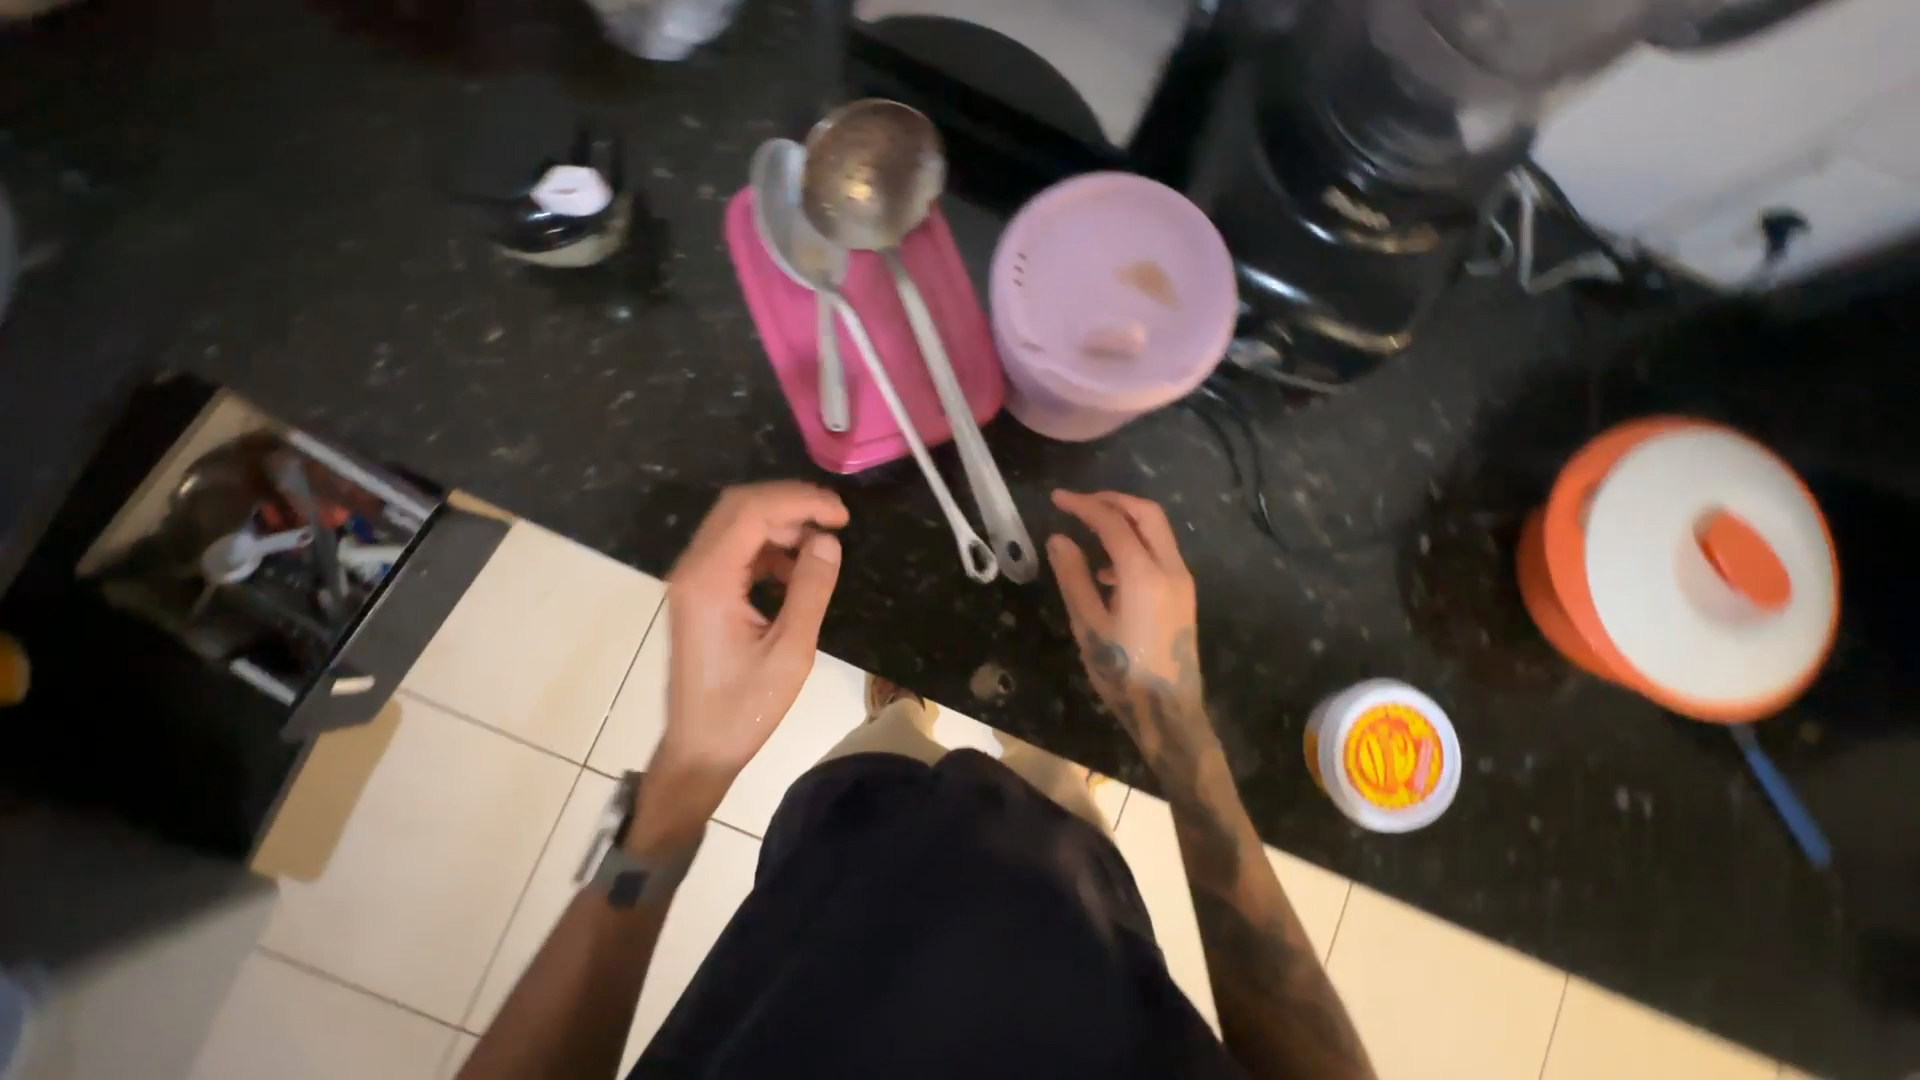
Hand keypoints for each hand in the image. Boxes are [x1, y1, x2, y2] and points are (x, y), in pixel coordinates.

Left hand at [647, 483, 846, 823]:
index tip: (843, 515)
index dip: (801, 502)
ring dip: (780, 524)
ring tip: (822, 544)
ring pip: (735, 525)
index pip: (753, 511)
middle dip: (791, 504)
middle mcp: (693, 569)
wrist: (698, 749)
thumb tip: (829, 540)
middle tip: (836, 520)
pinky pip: (733, 551)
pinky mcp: (699, 593)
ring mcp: (692, 580)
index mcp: (710, 580)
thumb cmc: (744, 708)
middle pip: (739, 507)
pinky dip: (767, 548)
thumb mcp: (790, 652)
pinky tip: (796, 570)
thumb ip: (810, 590)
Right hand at [1047, 490, 1210, 755]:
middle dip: (1113, 501)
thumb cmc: (1122, 673)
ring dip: (1126, 521)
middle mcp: (1170, 569)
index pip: (1113, 523)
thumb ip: (1073, 577)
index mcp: (1143, 575)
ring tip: (1089, 533)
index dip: (1084, 506)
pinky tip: (1108, 571)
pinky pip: (1161, 554)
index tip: (1057, 498)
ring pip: (1157, 532)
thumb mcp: (1088, 626)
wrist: (1168, 711)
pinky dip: (1136, 545)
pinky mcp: (1183, 595)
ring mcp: (1182, 582)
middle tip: (1080, 503)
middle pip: (1147, 514)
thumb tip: (1059, 539)